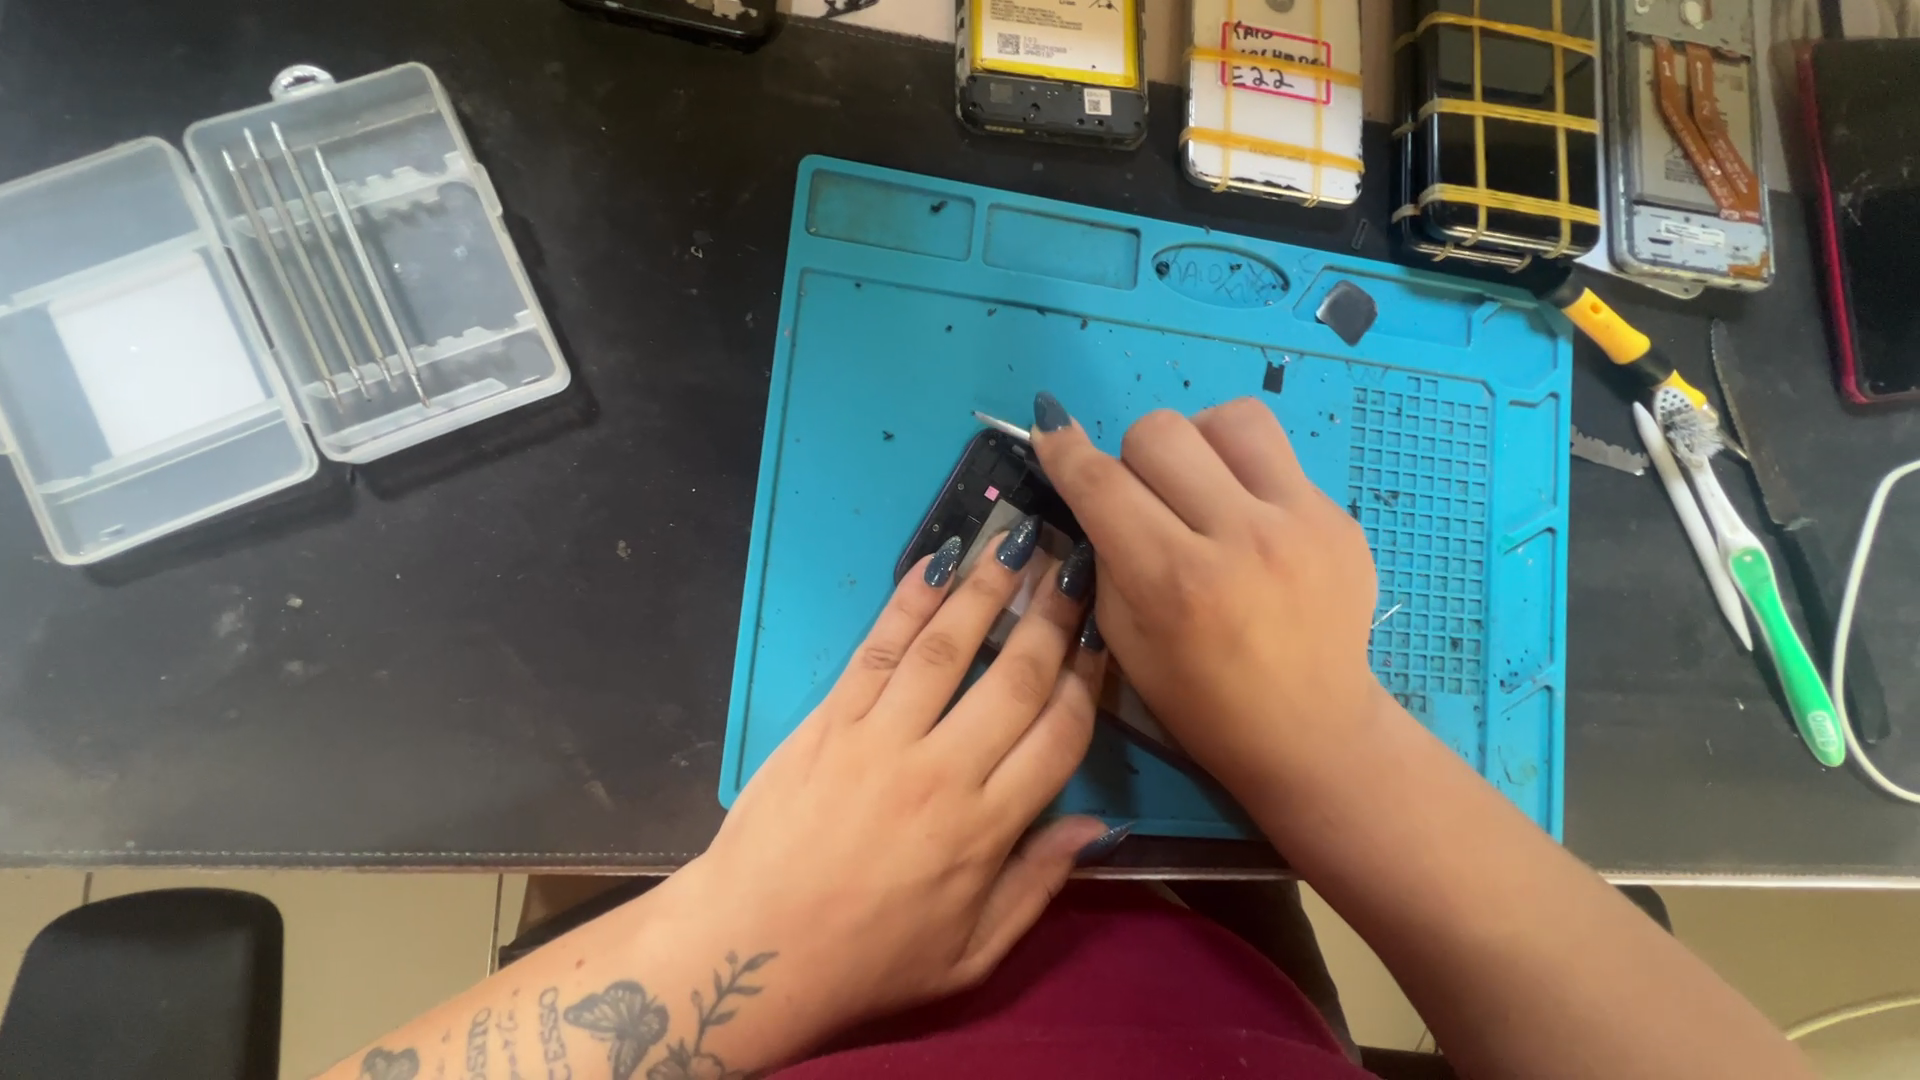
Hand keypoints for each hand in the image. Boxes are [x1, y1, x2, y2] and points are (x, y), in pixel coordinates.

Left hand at [676, 520, 1109, 1062]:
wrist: (750, 948)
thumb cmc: (868, 958)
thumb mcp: (971, 954)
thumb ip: (1038, 885)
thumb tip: (1100, 826)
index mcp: (984, 829)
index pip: (1058, 736)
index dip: (1087, 683)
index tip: (1100, 642)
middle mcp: (940, 770)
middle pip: (1014, 677)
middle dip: (1052, 617)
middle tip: (1074, 566)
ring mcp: (880, 736)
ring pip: (948, 647)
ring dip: (986, 589)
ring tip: (1016, 543)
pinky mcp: (830, 717)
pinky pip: (877, 648)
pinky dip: (909, 601)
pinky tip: (937, 562)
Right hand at [1030, 392, 1398, 794]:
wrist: (1312, 732)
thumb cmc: (1200, 701)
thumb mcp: (1124, 640)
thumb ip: (1106, 557)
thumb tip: (1094, 489)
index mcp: (1175, 582)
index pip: (1101, 484)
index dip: (1063, 450)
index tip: (1048, 428)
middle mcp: (1239, 539)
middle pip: (1159, 431)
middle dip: (1132, 457)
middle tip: (1144, 498)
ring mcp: (1301, 521)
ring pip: (1229, 417)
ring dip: (1196, 442)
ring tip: (1199, 486)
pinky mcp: (1339, 517)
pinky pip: (1277, 452)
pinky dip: (1243, 470)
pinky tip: (1246, 516)